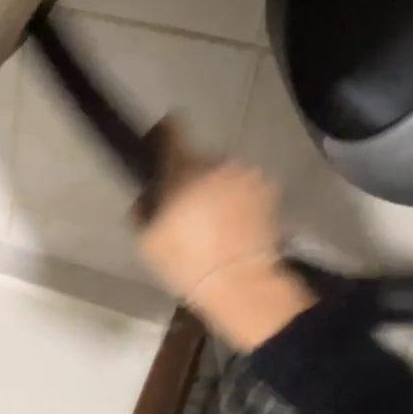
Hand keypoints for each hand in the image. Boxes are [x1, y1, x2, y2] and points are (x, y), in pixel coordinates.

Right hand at [136, 119, 313, 349]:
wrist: (241, 284)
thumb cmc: (187, 263)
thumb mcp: (147, 242)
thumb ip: (142, 209)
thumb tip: (146, 197)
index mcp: (183, 170)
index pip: (171, 130)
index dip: (162, 134)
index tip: (159, 144)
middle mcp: (217, 162)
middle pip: (198, 159)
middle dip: (192, 176)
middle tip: (187, 207)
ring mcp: (247, 175)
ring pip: (224, 173)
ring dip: (218, 187)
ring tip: (214, 220)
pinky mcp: (269, 191)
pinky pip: (246, 186)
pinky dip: (240, 198)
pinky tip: (235, 224)